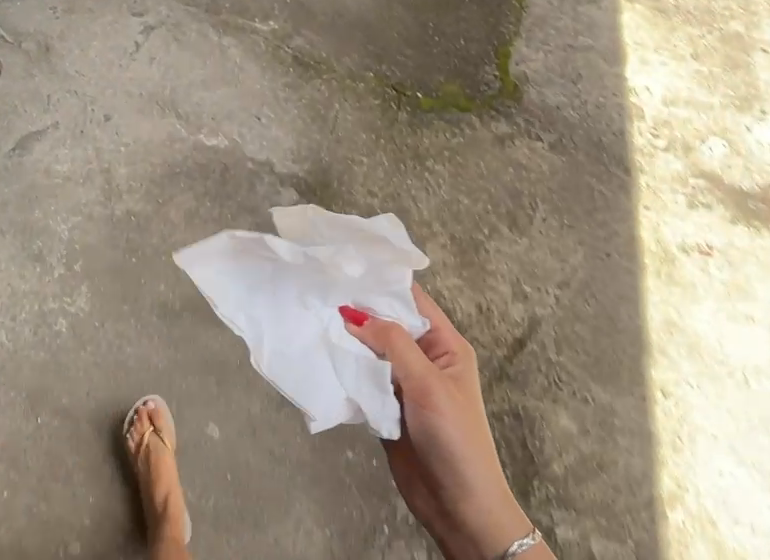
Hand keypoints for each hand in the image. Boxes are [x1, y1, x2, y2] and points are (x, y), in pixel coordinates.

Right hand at [340, 290, 547, 559]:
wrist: (459, 506)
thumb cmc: (454, 438)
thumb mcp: (427, 383)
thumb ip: (392, 343)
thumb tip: (352, 313)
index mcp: (444, 345)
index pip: (411, 299)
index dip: (381, 281)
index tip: (344, 264)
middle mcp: (423, 357)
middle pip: (385, 322)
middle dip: (356, 309)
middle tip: (317, 289)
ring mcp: (402, 382)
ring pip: (369, 349)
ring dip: (346, 339)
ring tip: (310, 317)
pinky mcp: (384, 405)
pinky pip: (360, 377)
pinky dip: (342, 368)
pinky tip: (318, 355)